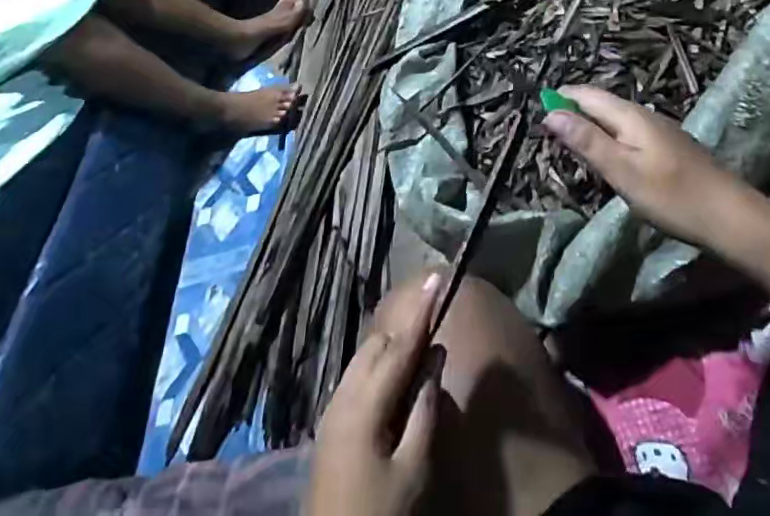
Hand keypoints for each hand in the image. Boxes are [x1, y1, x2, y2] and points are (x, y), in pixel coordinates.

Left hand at [305, 272, 442, 515]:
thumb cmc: (378, 513)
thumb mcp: (413, 469)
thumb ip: (425, 410)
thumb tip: (435, 359)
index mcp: (364, 404)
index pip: (399, 346)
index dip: (421, 311)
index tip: (437, 277)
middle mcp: (343, 395)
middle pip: (378, 344)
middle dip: (406, 323)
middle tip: (436, 309)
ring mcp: (333, 408)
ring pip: (365, 356)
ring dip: (393, 341)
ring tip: (423, 334)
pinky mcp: (332, 421)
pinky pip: (358, 374)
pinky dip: (381, 361)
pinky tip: (398, 370)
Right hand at [541, 85, 752, 250]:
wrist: (734, 218)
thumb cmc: (672, 196)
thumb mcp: (622, 170)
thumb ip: (586, 141)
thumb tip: (551, 113)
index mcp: (630, 115)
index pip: (587, 95)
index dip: (561, 99)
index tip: (538, 112)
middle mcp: (645, 115)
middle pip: (602, 104)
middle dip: (574, 110)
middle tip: (549, 131)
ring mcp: (661, 131)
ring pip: (616, 118)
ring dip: (592, 125)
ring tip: (572, 143)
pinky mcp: (670, 148)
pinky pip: (630, 132)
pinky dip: (610, 137)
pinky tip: (610, 157)